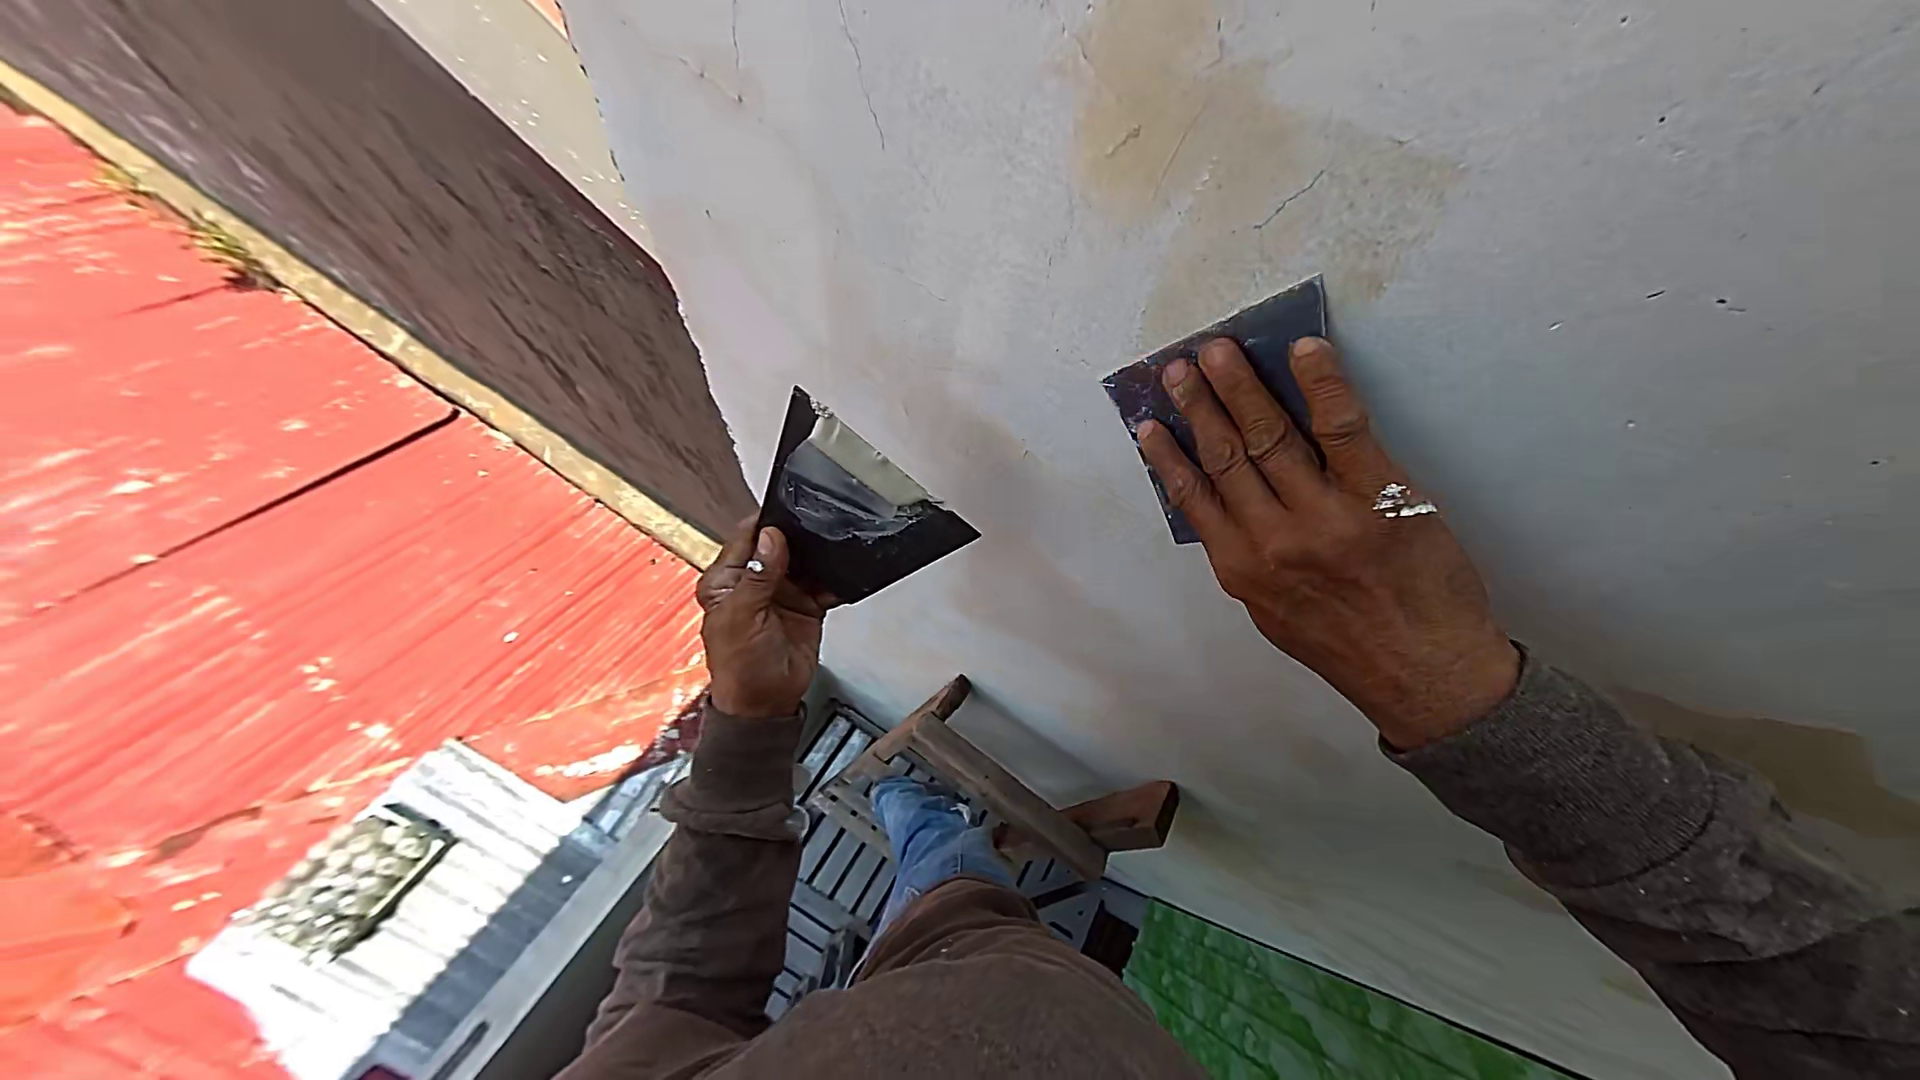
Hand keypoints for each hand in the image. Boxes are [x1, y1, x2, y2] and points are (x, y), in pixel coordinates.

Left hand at [697, 522, 830, 718]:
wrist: (767, 704)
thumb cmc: (740, 667)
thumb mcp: (742, 618)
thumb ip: (757, 577)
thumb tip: (771, 537)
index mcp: (727, 580)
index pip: (746, 539)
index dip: (767, 525)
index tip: (791, 511)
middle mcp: (754, 581)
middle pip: (779, 545)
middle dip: (798, 535)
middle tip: (821, 521)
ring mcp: (783, 592)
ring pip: (804, 560)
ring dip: (818, 553)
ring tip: (836, 541)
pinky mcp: (807, 604)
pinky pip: (824, 583)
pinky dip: (835, 577)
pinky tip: (845, 568)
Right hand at [1138, 337, 1518, 748]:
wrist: (1424, 674)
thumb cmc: (1341, 643)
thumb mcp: (1266, 612)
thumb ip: (1240, 560)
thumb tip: (1219, 512)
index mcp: (1239, 567)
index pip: (1192, 496)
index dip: (1167, 455)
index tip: (1148, 423)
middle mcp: (1272, 538)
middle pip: (1226, 456)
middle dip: (1199, 406)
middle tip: (1178, 367)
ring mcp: (1325, 514)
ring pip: (1271, 436)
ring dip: (1241, 388)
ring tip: (1219, 352)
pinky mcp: (1382, 495)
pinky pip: (1343, 428)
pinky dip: (1321, 385)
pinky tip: (1304, 351)